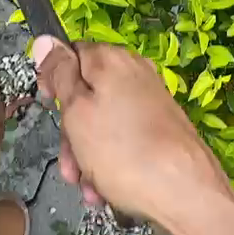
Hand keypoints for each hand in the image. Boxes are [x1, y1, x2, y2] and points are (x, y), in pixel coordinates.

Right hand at [32, 36, 233, 234]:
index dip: (53, 80)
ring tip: (88, 185)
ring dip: (88, 151)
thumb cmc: (124, 152)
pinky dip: (113, 158)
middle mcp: (134, 71)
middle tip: (69, 162)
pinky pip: (126, 136)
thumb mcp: (76, 110)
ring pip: (104, 119)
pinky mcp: (164, 127)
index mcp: (110, 59)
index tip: (48, 106)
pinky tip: (107, 188)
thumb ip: (59, 73)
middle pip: (86, 92)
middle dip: (71, 129)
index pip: (69, 54)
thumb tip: (45, 39)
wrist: (188, 195)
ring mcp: (152, 99)